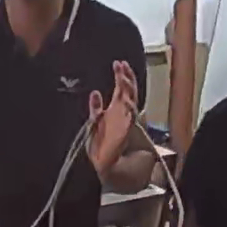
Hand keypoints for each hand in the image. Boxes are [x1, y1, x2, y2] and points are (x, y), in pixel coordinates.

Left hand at [87, 60, 139, 175]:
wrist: (102, 163)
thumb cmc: (100, 144)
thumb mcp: (94, 122)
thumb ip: (96, 107)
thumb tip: (94, 92)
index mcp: (117, 109)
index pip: (122, 88)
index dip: (121, 75)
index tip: (118, 63)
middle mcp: (124, 112)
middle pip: (129, 90)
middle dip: (126, 77)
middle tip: (121, 66)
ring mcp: (126, 120)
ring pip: (131, 100)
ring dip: (127, 89)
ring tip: (122, 78)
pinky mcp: (127, 131)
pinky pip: (130, 117)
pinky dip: (129, 108)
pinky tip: (126, 100)